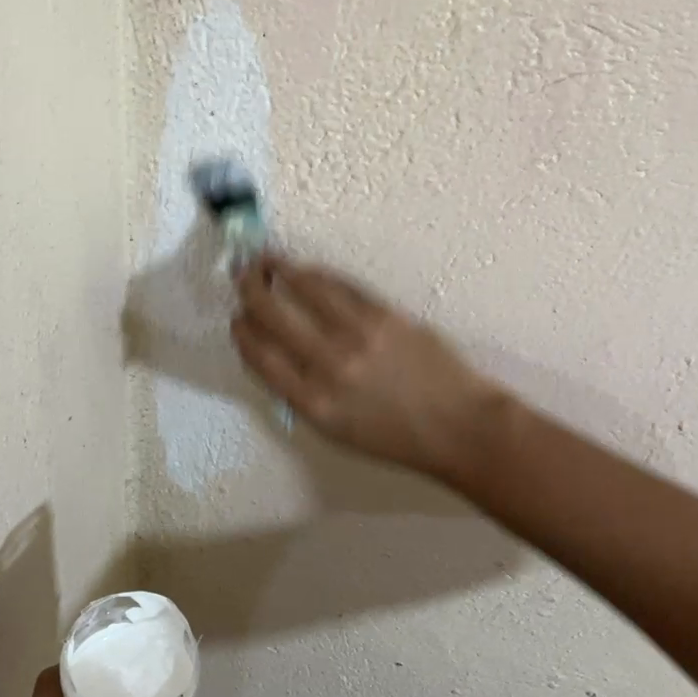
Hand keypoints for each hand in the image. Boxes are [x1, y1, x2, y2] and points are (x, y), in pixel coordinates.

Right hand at [232, 253, 505, 481]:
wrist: (460, 428)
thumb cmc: (398, 438)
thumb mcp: (338, 431)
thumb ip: (302, 394)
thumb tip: (275, 355)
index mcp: (313, 404)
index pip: (260, 356)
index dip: (242, 332)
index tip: (237, 319)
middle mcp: (328, 367)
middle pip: (272, 316)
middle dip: (250, 290)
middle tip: (242, 275)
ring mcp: (357, 336)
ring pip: (305, 288)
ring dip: (280, 268)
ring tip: (268, 258)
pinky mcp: (385, 315)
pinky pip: (341, 286)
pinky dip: (319, 275)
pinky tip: (308, 270)